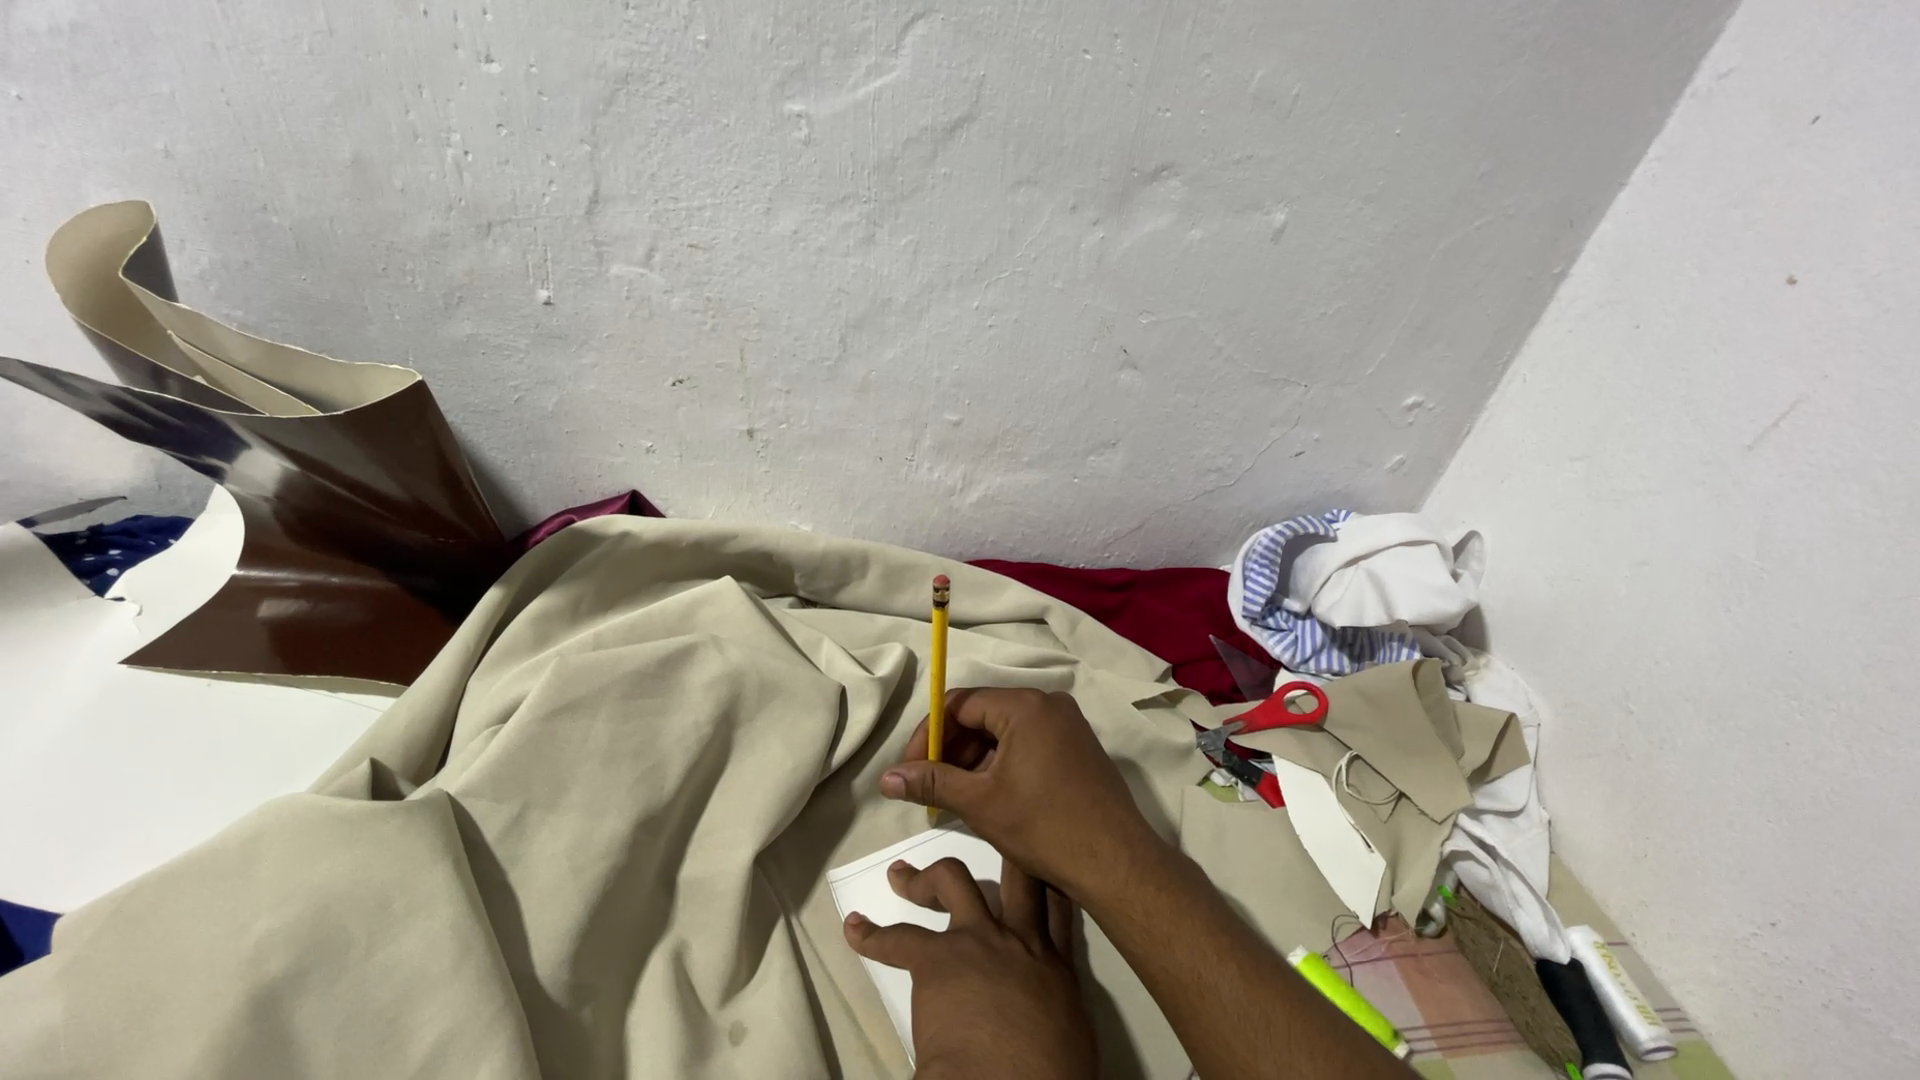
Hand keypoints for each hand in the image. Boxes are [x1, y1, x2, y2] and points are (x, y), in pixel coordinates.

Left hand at [843, 856, 1094, 1079]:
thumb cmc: (1047, 1074)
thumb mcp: (1072, 1033)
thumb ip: (1057, 1005)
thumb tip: (1047, 1013)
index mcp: (1055, 967)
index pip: (1056, 906)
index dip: (1046, 879)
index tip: (1038, 861)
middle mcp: (1019, 940)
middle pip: (1014, 874)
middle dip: (998, 850)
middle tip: (978, 840)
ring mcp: (977, 941)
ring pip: (953, 879)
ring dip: (926, 877)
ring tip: (901, 876)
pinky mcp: (937, 959)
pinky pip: (897, 938)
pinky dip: (872, 936)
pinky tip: (856, 930)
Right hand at [881, 687, 1162, 901]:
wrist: (1115, 862)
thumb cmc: (1044, 827)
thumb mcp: (980, 804)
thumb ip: (931, 783)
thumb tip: (887, 777)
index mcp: (1025, 706)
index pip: (960, 704)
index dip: (928, 735)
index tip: (909, 770)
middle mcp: (1049, 704)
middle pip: (982, 715)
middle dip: (950, 750)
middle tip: (927, 788)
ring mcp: (1068, 726)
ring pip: (1004, 733)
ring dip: (974, 761)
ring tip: (953, 799)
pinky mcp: (1078, 749)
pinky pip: (1028, 745)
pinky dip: (1001, 766)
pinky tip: (987, 798)